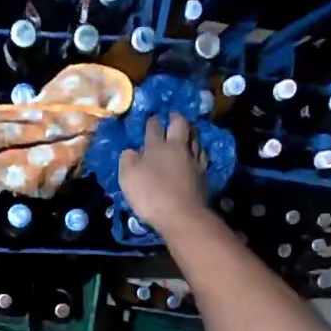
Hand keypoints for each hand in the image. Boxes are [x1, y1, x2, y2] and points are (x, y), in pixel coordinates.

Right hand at [118, 113, 208, 232]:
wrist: (181, 215)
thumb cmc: (150, 194)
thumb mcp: (128, 176)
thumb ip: (127, 159)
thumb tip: (131, 151)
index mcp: (157, 146)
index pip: (154, 127)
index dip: (152, 121)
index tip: (151, 118)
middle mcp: (178, 148)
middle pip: (180, 125)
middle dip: (176, 118)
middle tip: (172, 116)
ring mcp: (194, 161)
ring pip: (195, 139)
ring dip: (190, 133)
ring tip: (187, 131)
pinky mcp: (203, 175)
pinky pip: (201, 156)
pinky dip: (197, 151)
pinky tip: (196, 153)